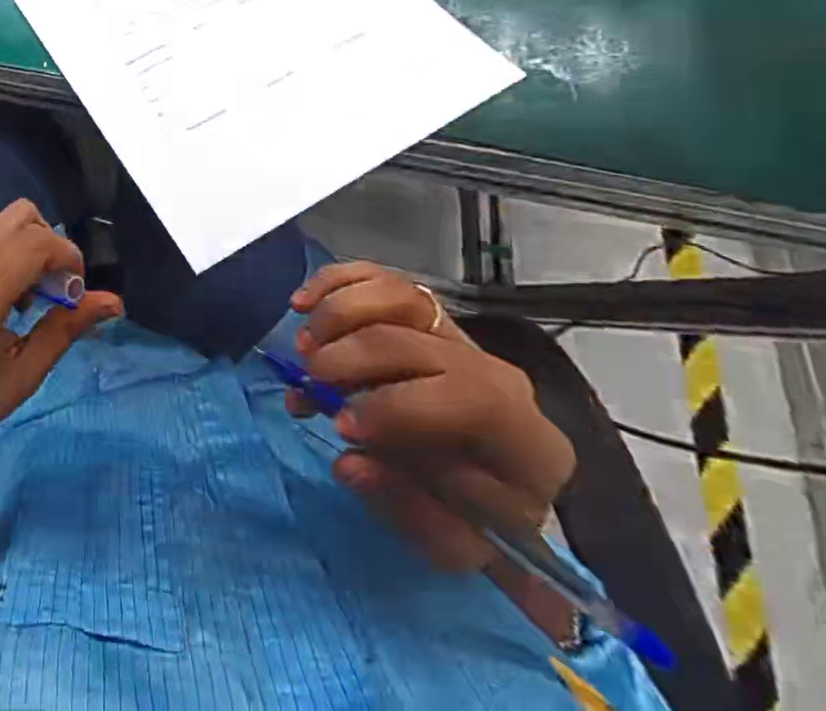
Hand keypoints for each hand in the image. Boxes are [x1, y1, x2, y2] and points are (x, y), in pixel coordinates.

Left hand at [0, 200, 122, 496]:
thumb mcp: (25, 375)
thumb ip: (66, 330)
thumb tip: (112, 301)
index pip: (35, 242)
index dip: (69, 258)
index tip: (77, 295)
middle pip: (22, 216)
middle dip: (55, 244)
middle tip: (61, 289)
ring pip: (7, 221)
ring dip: (36, 246)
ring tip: (40, 294)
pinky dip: (18, 252)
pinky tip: (19, 295)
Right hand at [288, 262, 574, 571]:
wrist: (486, 493)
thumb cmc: (471, 521)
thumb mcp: (454, 544)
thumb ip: (410, 511)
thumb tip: (349, 461)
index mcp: (523, 438)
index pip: (467, 397)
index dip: (397, 405)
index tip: (340, 426)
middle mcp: (495, 375)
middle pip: (416, 341)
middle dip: (348, 357)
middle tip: (309, 381)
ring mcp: (460, 340)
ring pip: (399, 297)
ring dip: (336, 315)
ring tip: (304, 346)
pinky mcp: (424, 320)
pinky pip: (382, 281)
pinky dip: (336, 284)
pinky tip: (302, 303)